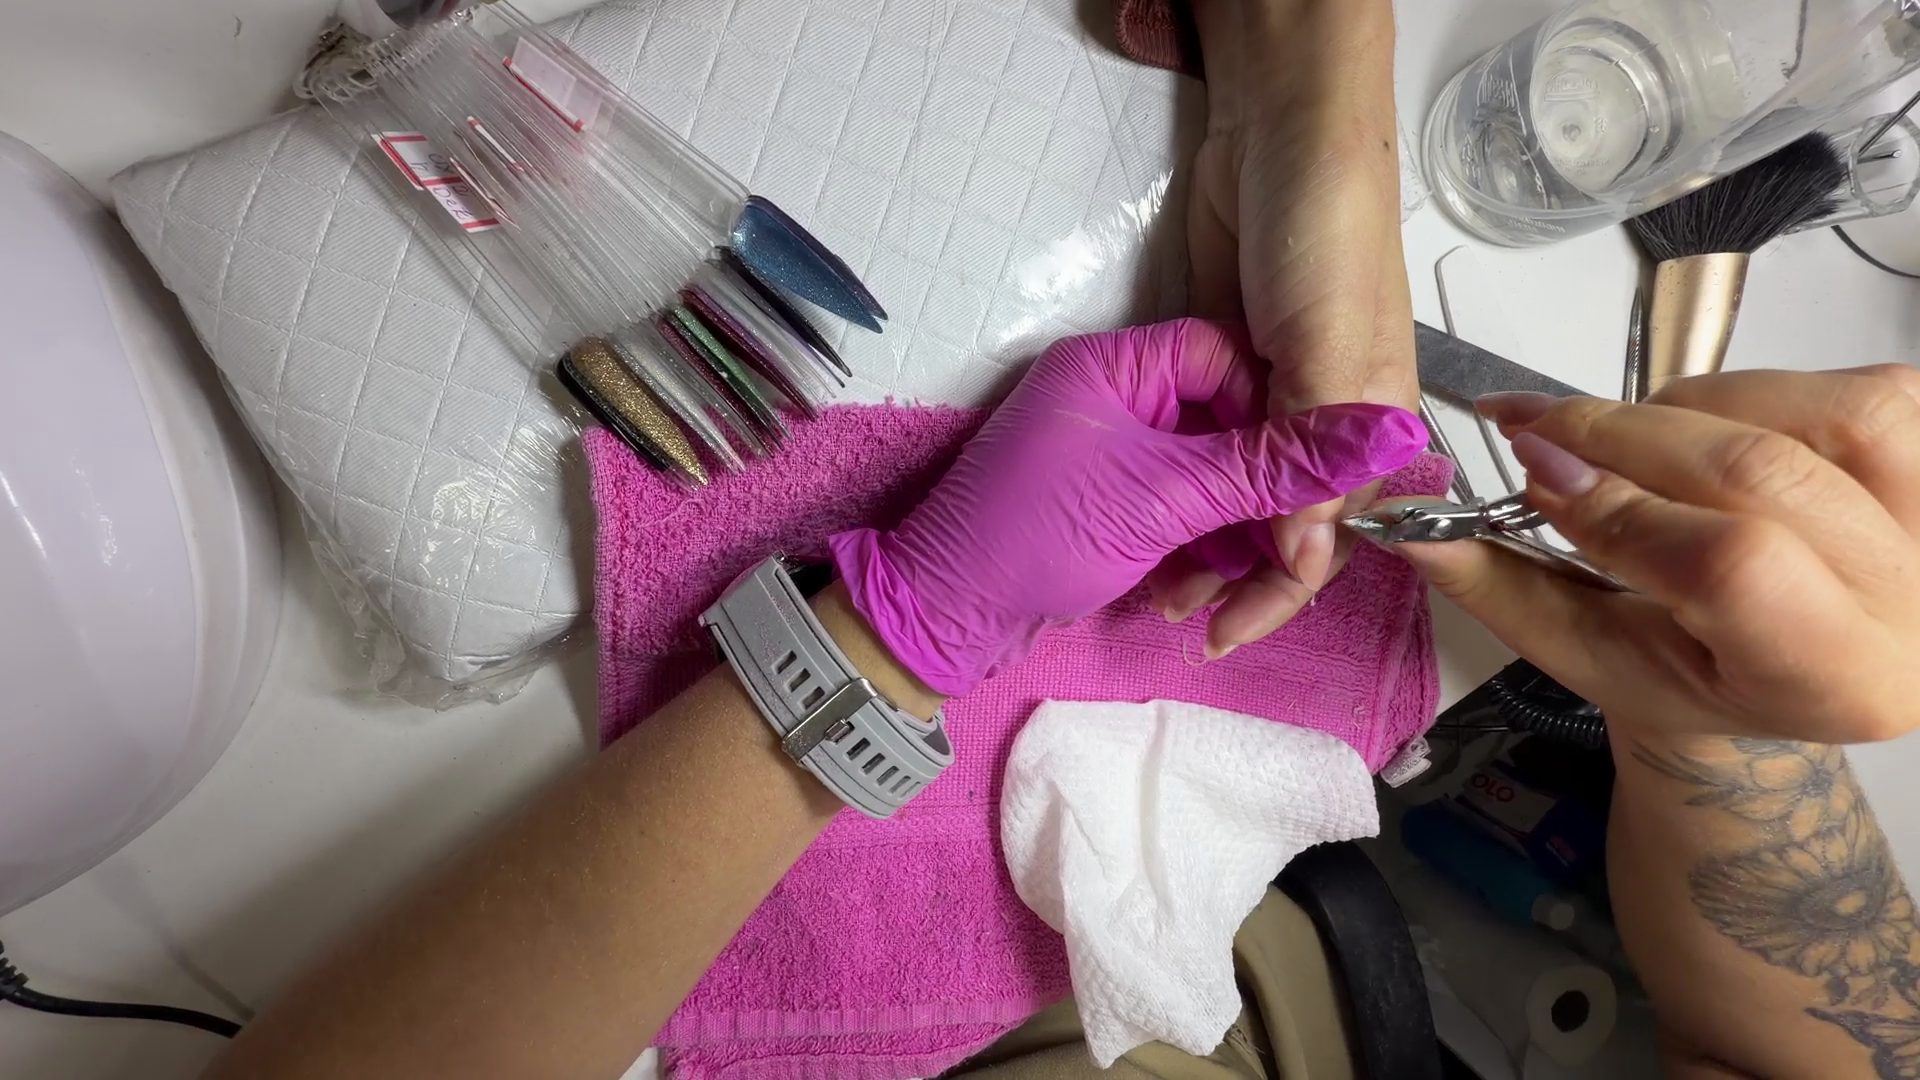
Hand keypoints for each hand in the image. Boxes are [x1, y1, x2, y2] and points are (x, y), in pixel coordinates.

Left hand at [830, 319, 1424, 694]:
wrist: (950, 609)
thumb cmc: (1044, 532)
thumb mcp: (1165, 496)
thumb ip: (1273, 466)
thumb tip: (1389, 435)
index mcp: (1116, 363)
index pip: (1225, 359)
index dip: (1272, 416)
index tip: (1295, 477)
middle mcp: (1113, 396)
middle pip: (1220, 425)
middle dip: (1249, 495)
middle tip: (1270, 553)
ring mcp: (1107, 449)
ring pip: (1200, 476)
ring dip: (1221, 534)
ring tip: (1223, 593)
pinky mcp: (1104, 497)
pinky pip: (1171, 506)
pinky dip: (1189, 547)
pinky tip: (1188, 593)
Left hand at [1170, 0, 1419, 654]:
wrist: (1276, 145)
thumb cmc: (1320, 246)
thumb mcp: (1321, 357)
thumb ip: (1306, 457)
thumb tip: (1307, 562)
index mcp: (1351, 426)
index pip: (1319, 528)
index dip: (1280, 583)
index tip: (1230, 629)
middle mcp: (1306, 420)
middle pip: (1269, 518)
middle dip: (1229, 569)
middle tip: (1178, 609)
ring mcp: (1254, 398)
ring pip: (1226, 490)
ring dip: (1196, 537)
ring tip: (1154, 584)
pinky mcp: (1214, 376)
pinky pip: (1193, 452)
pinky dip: (1176, 488)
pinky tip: (1149, 522)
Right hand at [1398, 368, 1919, 743]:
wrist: (1783, 671)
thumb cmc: (1670, 673)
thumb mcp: (1569, 646)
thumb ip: (1490, 584)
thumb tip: (1407, 527)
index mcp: (1824, 679)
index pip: (1728, 563)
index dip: (1615, 501)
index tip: (1527, 462)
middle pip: (1765, 472)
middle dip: (1623, 431)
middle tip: (1539, 427)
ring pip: (1832, 414)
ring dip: (1697, 408)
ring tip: (1637, 442)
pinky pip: (1870, 390)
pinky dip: (1761, 393)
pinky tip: (1713, 430)